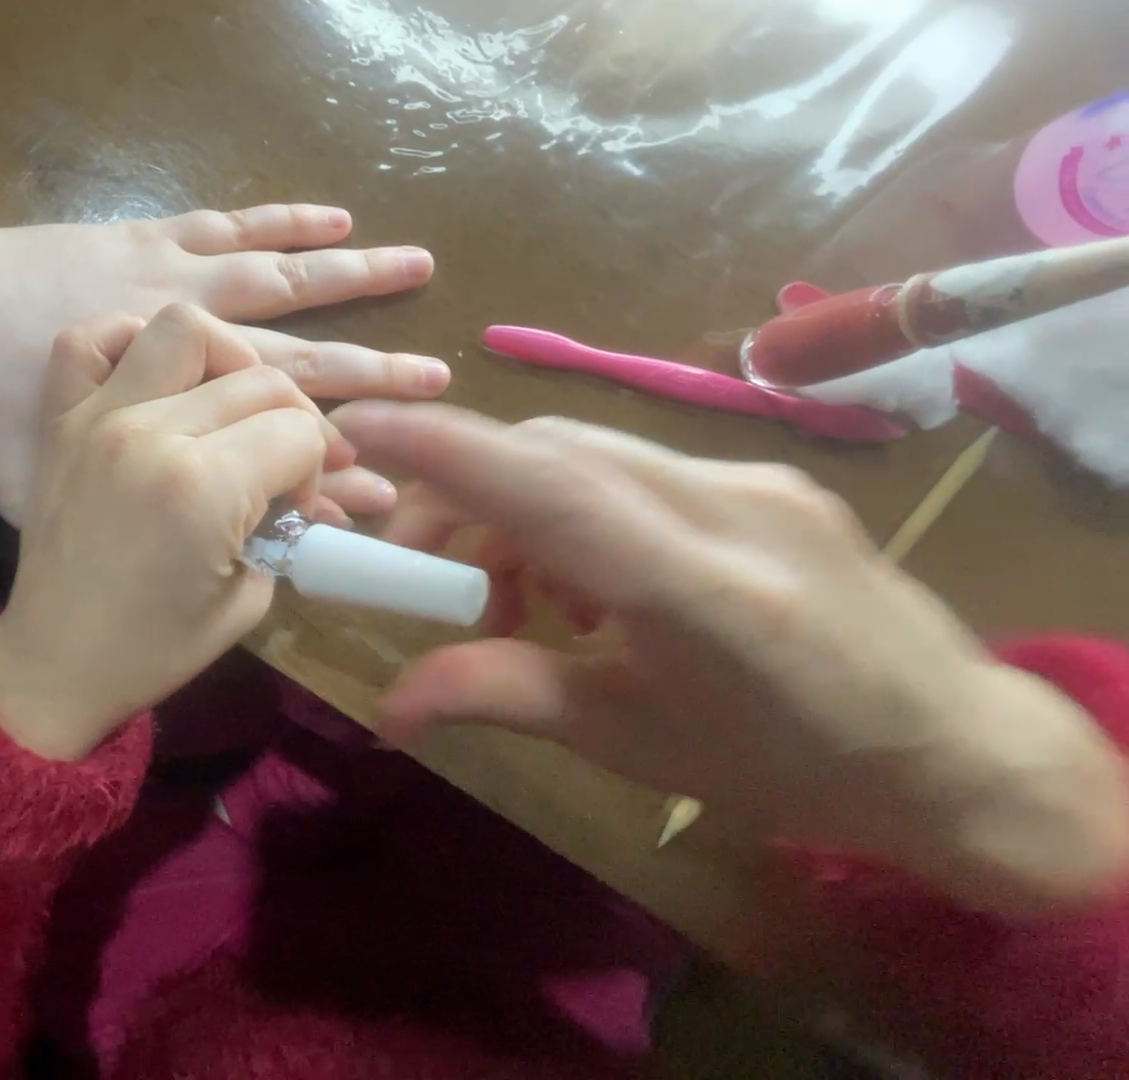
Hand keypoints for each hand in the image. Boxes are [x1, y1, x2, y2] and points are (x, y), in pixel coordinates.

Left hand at [0, 205, 441, 522]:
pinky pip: (220, 235)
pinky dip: (279, 226)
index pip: (296, 451)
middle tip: (435, 381)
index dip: (327, 473)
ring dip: (357, 278)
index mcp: (184, 477)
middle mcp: (183, 389)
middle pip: (299, 375)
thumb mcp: (108, 557)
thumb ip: (212, 542)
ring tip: (420, 266)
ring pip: (278, 288)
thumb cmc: (8, 469)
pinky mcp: (138, 253)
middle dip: (373, 381)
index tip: (341, 492)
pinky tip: (331, 220)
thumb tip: (286, 525)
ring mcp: (163, 306)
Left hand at [0, 306, 339, 759]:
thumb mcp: (246, 597)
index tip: (292, 507)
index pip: (298, 431)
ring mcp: (98, 417)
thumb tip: (307, 485)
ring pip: (181, 328)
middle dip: (288, 420)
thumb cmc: (154, 648)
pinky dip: (126, 342)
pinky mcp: (59, 419)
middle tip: (274, 465)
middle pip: (256, 379)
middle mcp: (152, 432)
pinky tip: (151, 378)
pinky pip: (88, 341)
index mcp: (204, 486)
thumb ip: (284, 524)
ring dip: (224, 358)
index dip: (315, 467)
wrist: (56, 660)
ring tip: (226, 403)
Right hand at [337, 403, 1128, 912]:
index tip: (352, 428)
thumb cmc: (779, 765)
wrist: (953, 750)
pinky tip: (576, 579)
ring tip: (508, 597)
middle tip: (419, 574)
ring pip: (576, 452)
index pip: (548, 490)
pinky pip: (621, 466)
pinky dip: (561, 509)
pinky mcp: (754, 476)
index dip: (441, 451)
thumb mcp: (624, 740)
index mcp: (697, 593)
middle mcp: (725, 508)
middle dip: (453, 495)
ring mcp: (748, 479)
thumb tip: (388, 707)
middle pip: (545, 453)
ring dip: (507, 508)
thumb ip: (498, 694)